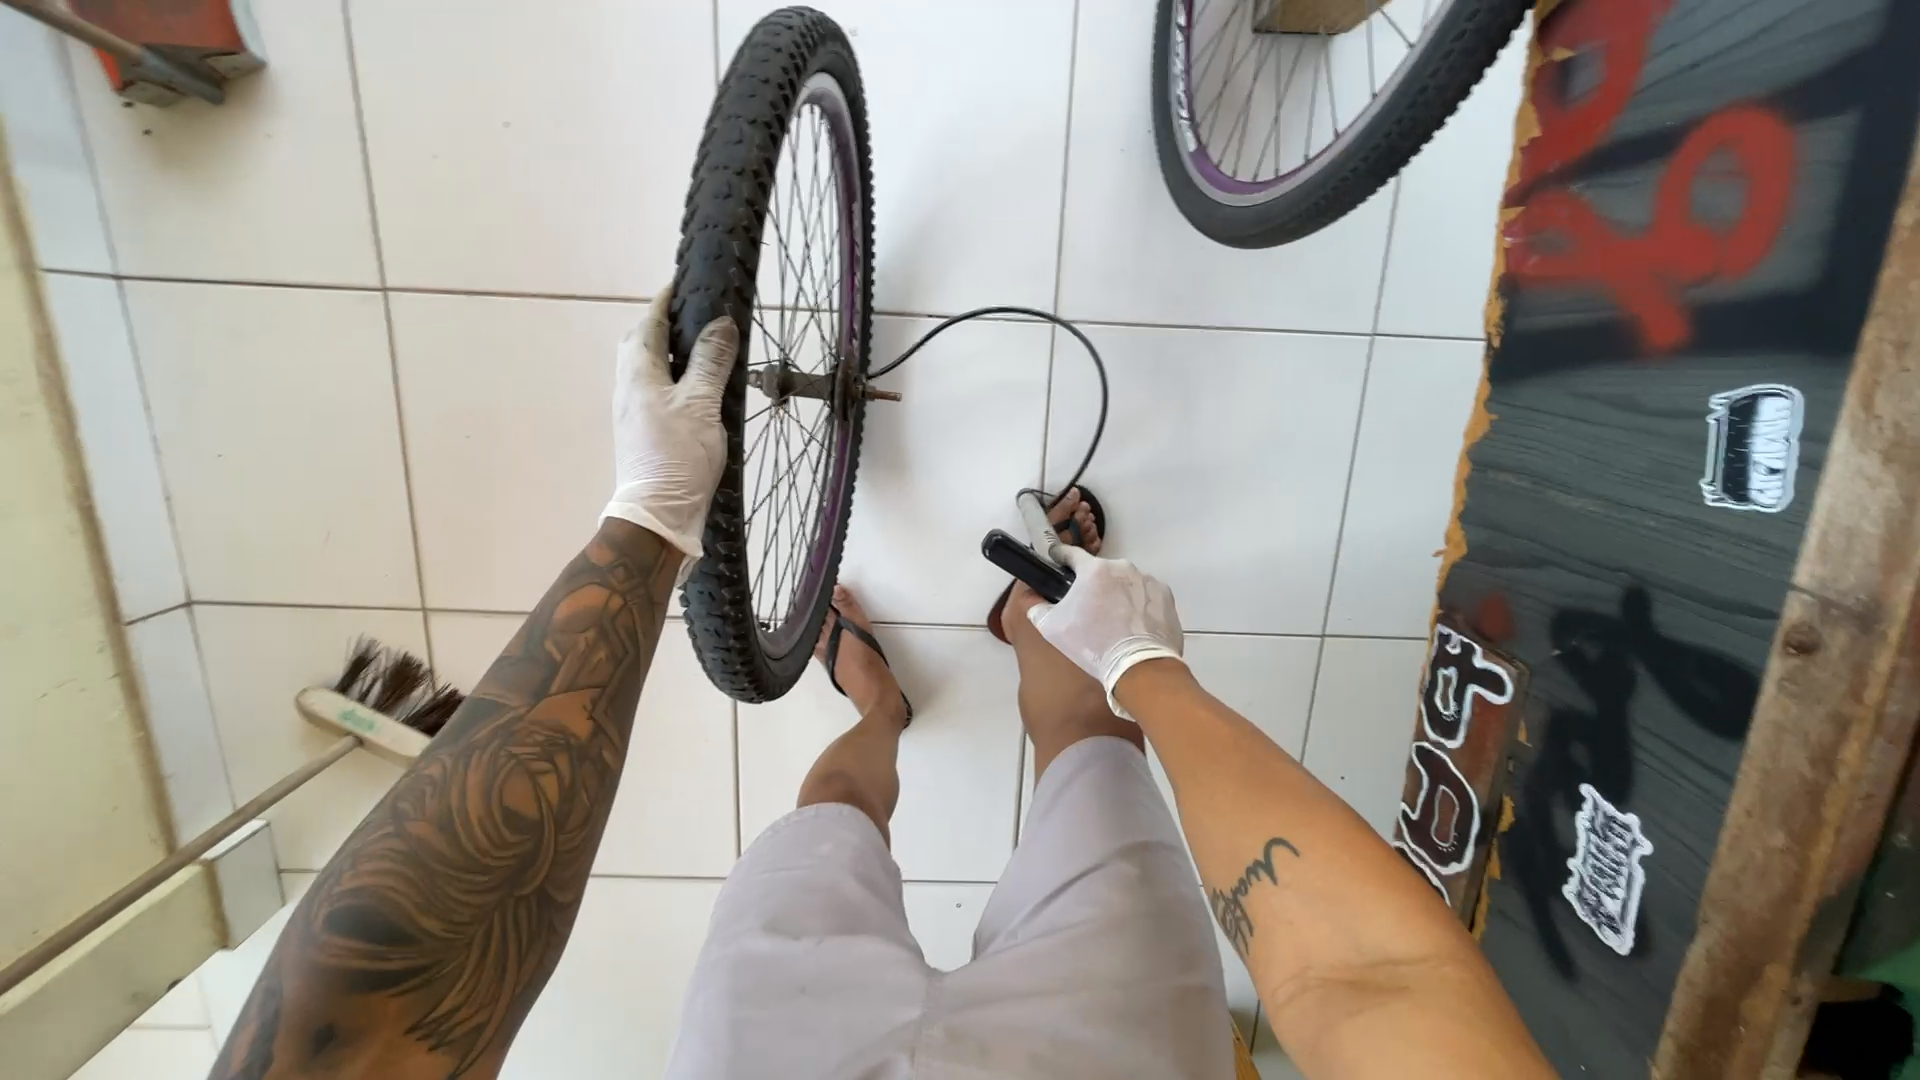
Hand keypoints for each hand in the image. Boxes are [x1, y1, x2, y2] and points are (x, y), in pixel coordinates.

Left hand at [602, 287, 737, 578]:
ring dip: (669, 354)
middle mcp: (629, 389)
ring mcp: (634, 413)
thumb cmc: (677, 456)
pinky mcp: (644, 433)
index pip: (648, 324)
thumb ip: (711, 363)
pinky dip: (674, 380)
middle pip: (640, 345)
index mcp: (638, 374)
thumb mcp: (701, 404)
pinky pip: (656, 392)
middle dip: (662, 326)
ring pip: (647, 370)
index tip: (684, 283)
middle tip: (693, 318)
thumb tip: (721, 324)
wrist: (659, 514)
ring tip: (701, 351)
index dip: (665, 301)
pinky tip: (697, 391)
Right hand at [1025, 546, 1184, 718]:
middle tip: (1089, 610)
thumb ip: (1038, 607)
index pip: (1071, 554)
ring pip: (1125, 583)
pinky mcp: (1166, 597)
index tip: (1057, 562)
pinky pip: (1146, 597)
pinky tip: (1134, 627)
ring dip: (1118, 595)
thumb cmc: (1092, 645)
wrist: (1140, 668)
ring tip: (1115, 623)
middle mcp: (1123, 567)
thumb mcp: (1052, 628)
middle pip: (1101, 572)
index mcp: (1094, 569)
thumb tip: (1035, 600)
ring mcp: (1148, 581)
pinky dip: (1139, 606)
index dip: (1061, 558)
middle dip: (1094, 586)